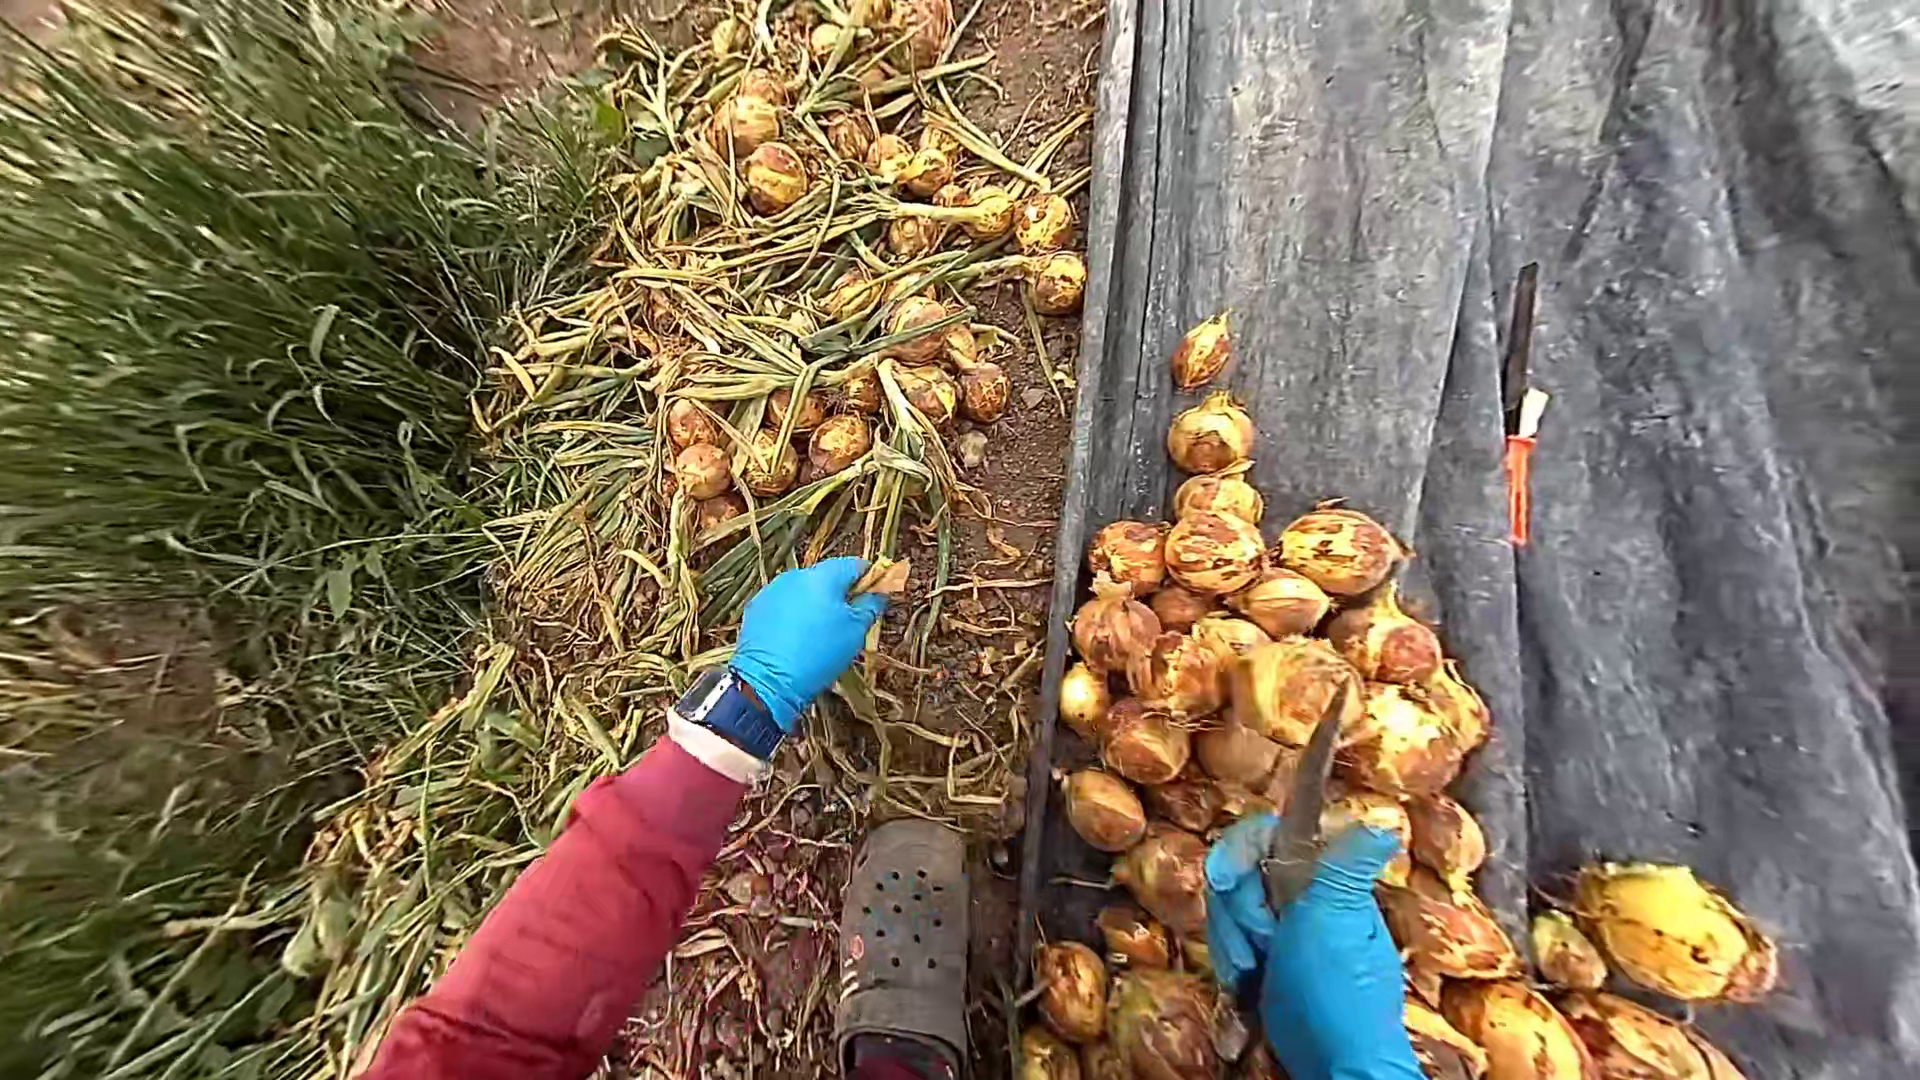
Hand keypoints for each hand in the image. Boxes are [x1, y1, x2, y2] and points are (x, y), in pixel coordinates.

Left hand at [729, 557, 888, 730]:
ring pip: (805, 590)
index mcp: (824, 576)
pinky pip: (785, 603)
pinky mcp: (757, 606)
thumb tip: (880, 591)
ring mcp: (773, 589)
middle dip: (840, 594)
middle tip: (847, 623)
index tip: (872, 600)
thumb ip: (871, 604)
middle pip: (829, 576)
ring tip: (818, 634)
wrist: (767, 681)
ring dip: (816, 603)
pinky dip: (794, 614)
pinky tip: (795, 637)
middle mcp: (797, 575)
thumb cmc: (820, 653)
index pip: (856, 565)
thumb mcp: (855, 631)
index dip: (870, 580)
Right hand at [1206, 814, 1424, 1079]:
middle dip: (1238, 910)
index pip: (1265, 832)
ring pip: (1224, 899)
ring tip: (1253, 968)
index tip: (1221, 879)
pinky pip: (1223, 930)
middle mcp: (1298, 888)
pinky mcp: (1259, 945)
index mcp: (1320, 874)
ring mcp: (1277, 918)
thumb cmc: (1340, 993)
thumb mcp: (1338, 923)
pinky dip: (1227, 954)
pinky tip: (1243, 980)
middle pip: (1236, 866)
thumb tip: (1385, 822)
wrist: (1334, 1067)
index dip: (1238, 850)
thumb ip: (1345, 867)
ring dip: (1230, 938)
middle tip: (1260, 945)